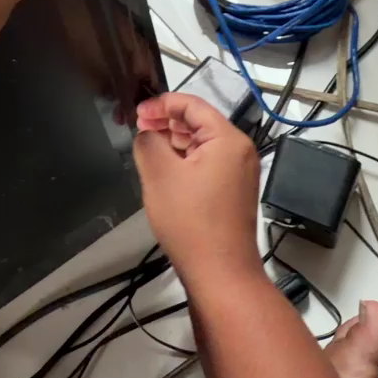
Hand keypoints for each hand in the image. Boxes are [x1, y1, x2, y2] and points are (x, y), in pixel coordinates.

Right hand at [133, 93, 263, 284]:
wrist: (221, 274)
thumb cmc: (191, 220)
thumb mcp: (159, 174)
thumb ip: (148, 141)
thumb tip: (148, 134)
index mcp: (227, 139)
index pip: (192, 104)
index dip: (160, 104)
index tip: (137, 113)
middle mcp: (240, 151)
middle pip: (199, 122)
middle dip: (166, 122)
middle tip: (139, 129)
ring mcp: (239, 173)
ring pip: (201, 143)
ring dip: (174, 141)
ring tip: (147, 148)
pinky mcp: (233, 192)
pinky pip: (207, 163)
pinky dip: (185, 160)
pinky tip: (165, 171)